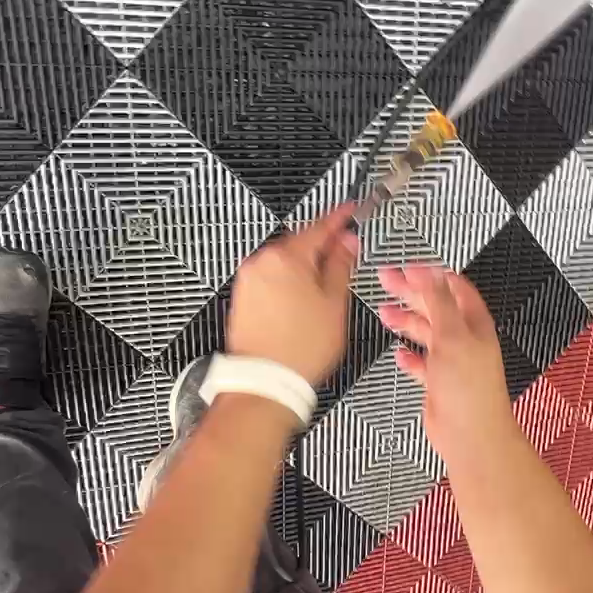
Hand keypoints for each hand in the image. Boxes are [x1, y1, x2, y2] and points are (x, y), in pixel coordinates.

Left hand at [227, 204, 360, 384]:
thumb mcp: (334, 304)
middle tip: (344, 255)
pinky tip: (301, 305)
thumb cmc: (298, 349)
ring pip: (283, 263)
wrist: (265, 381)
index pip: (319, 226)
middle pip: (298, 244)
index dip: (339, 218)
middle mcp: (261, 263)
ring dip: (303, 268)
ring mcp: (248, 281)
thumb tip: (346, 243)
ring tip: (323, 291)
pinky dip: (287, 285)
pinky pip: (270, 280)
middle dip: (321, 248)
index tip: (349, 210)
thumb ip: (341, 266)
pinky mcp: (242, 298)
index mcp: (286, 258)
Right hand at [377, 264, 522, 467]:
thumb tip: (430, 271)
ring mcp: (452, 362)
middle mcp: (464, 340)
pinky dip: (410, 357)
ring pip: (426, 333)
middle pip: (435, 306)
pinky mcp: (440, 383)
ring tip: (385, 312)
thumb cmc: (470, 391)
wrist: (471, 435)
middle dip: (411, 292)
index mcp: (472, 323)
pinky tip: (399, 354)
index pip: (451, 287)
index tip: (406, 267)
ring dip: (406, 321)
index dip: (429, 275)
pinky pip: (422, 364)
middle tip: (386, 280)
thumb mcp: (452, 336)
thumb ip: (439, 302)